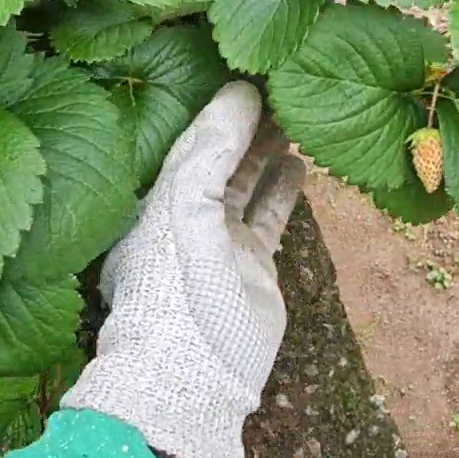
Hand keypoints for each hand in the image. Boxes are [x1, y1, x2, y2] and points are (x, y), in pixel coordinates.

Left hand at [60, 81, 304, 457]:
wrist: (195, 378)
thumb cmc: (177, 291)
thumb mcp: (184, 208)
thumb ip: (210, 150)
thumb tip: (241, 95)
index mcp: (159, 201)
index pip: (193, 141)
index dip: (222, 111)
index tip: (253, 79)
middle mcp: (187, 216)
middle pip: (222, 157)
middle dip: (248, 127)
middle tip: (282, 92)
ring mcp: (221, 241)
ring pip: (246, 183)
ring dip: (267, 151)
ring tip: (293, 118)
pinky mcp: (251, 266)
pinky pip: (269, 216)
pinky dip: (283, 189)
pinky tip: (299, 165)